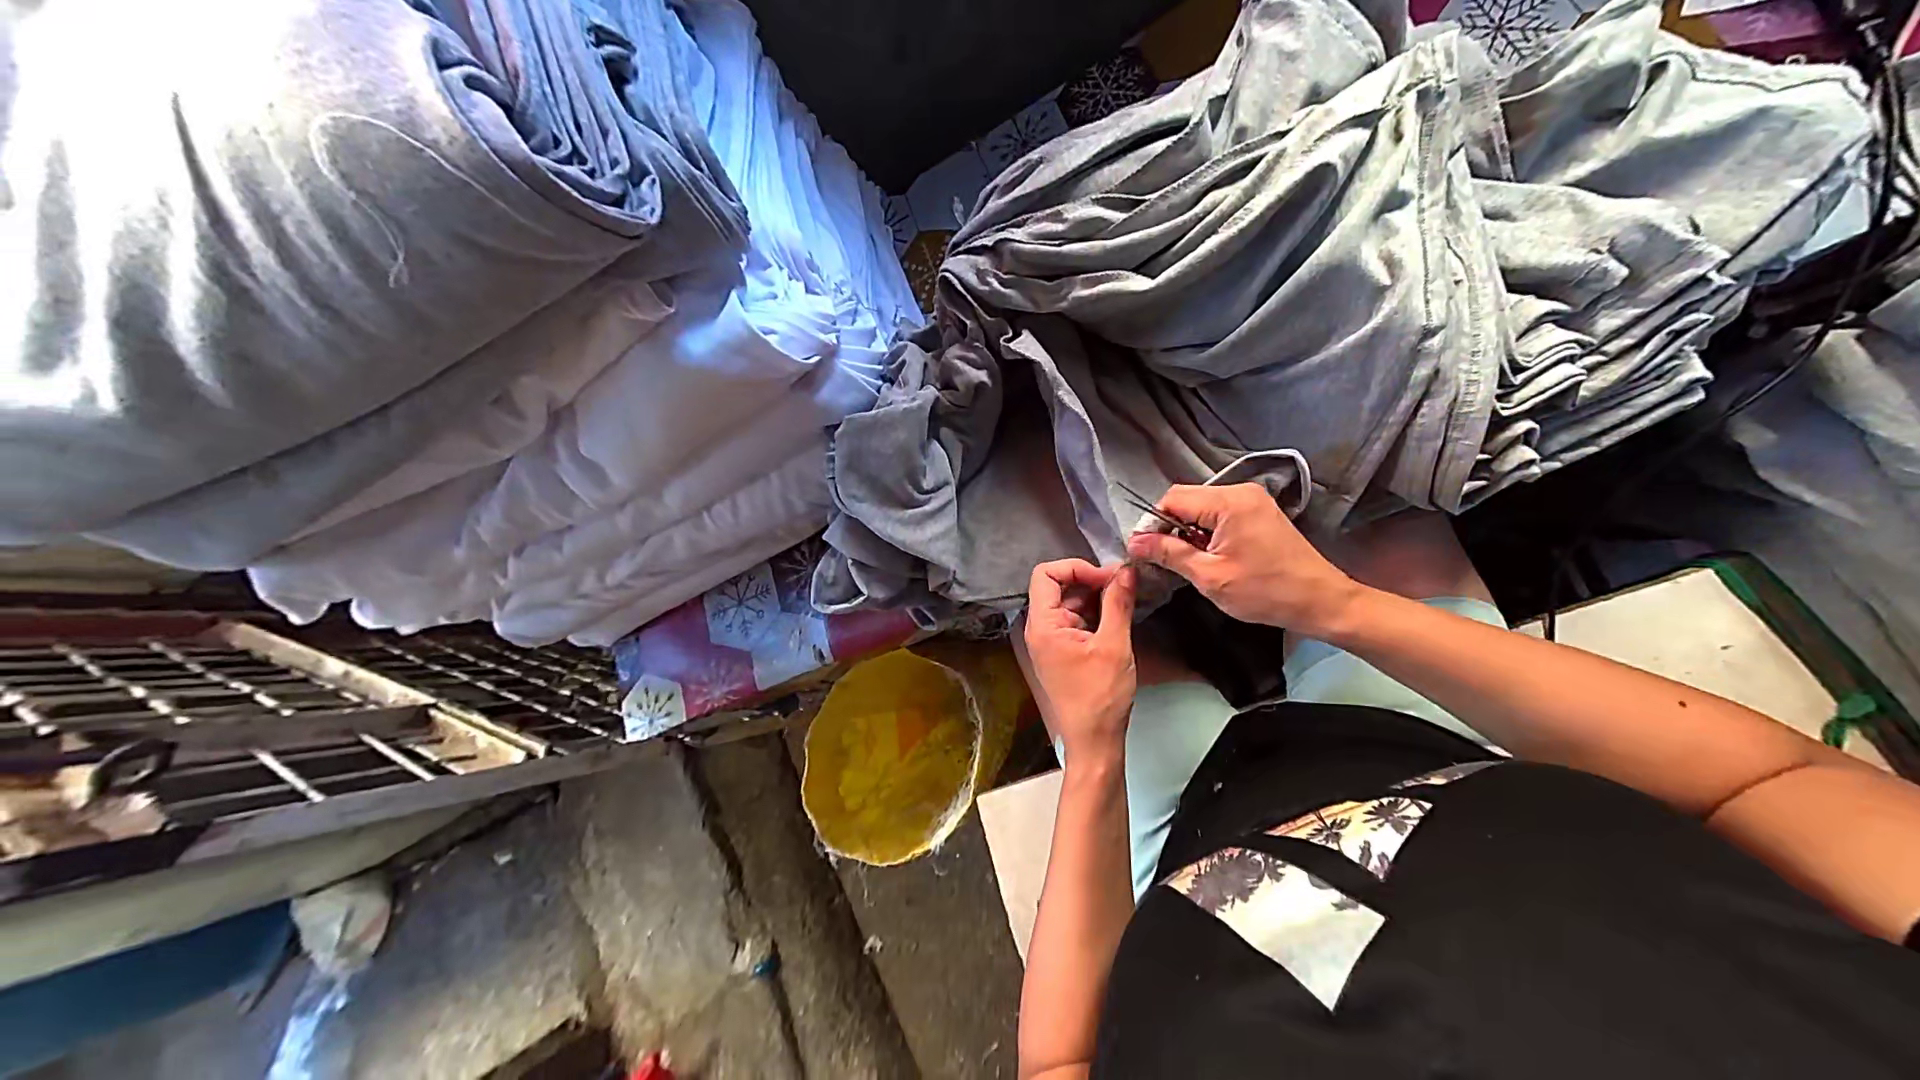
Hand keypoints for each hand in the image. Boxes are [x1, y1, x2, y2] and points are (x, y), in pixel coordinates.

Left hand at [1017, 559, 1136, 760]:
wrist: (1094, 740)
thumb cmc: (1100, 698)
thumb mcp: (1114, 645)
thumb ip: (1118, 603)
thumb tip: (1125, 571)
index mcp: (1043, 625)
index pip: (1045, 574)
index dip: (1075, 568)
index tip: (1106, 577)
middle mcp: (1041, 629)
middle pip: (1058, 586)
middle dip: (1090, 580)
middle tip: (1123, 585)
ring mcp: (1051, 640)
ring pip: (1070, 602)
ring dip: (1095, 597)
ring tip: (1125, 600)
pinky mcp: (1064, 650)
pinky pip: (1076, 619)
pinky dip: (1095, 613)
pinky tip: (1117, 617)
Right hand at [1124, 483, 1360, 636]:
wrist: (1320, 600)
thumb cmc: (1265, 591)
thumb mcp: (1209, 576)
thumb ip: (1168, 554)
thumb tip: (1134, 543)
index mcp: (1228, 502)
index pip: (1172, 499)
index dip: (1152, 523)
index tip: (1145, 551)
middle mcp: (1240, 492)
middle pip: (1186, 499)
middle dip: (1169, 526)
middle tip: (1163, 558)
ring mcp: (1252, 500)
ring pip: (1201, 506)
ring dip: (1187, 530)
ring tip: (1187, 560)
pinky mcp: (1258, 512)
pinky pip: (1219, 513)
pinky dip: (1205, 530)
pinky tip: (1208, 555)